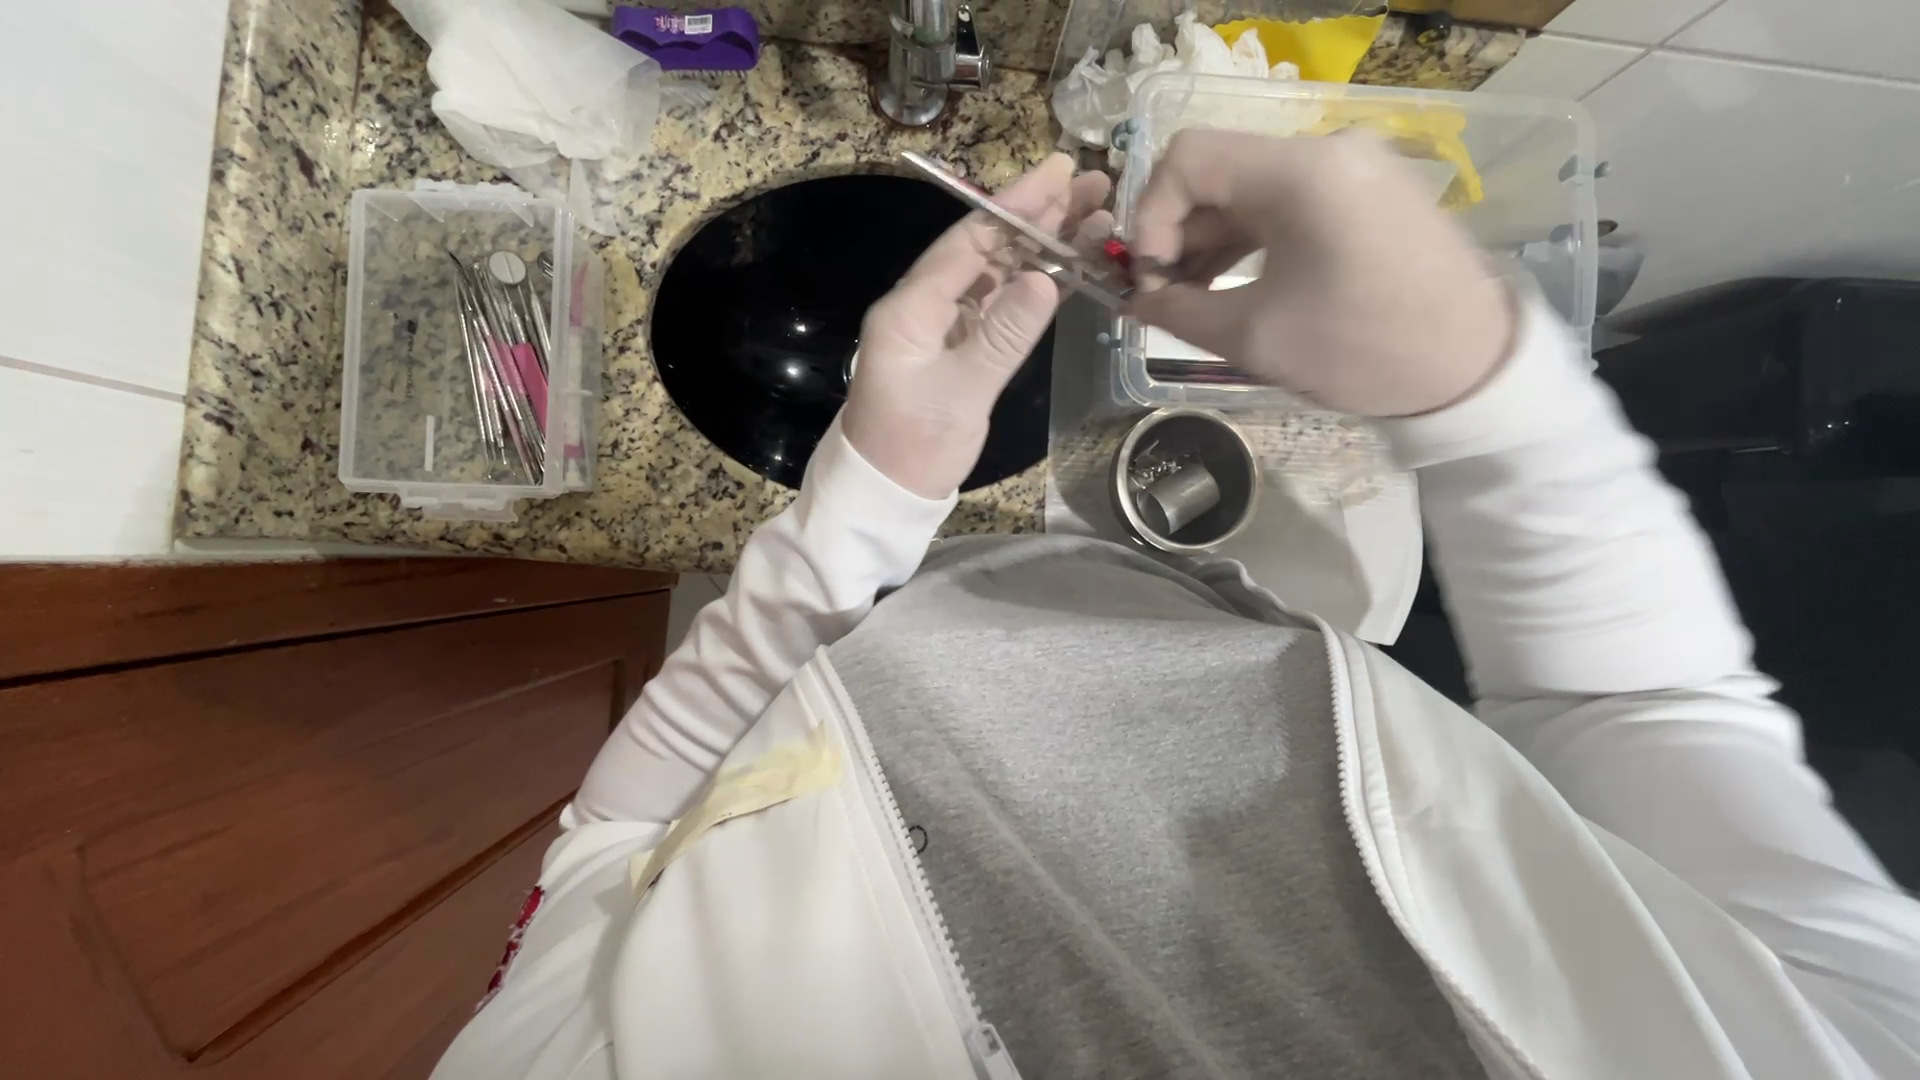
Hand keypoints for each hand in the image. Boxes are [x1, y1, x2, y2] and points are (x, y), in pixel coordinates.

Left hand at [844, 154, 1112, 498]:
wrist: (887, 491)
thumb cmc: (914, 446)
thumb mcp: (960, 393)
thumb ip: (1002, 337)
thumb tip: (1046, 278)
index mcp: (911, 309)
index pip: (968, 242)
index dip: (1014, 205)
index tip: (1057, 173)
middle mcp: (924, 307)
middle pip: (985, 250)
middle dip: (1036, 217)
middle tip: (1090, 186)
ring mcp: (942, 328)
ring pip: (995, 276)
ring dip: (1041, 248)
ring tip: (1093, 221)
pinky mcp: (958, 350)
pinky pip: (997, 307)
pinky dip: (1030, 288)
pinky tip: (1065, 268)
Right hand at [1127, 130, 1513, 417]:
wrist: (1472, 369)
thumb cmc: (1360, 351)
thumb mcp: (1254, 336)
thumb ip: (1179, 312)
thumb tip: (1137, 301)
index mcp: (1299, 172)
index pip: (1187, 159)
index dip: (1150, 217)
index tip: (1149, 280)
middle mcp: (1324, 153)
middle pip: (1216, 174)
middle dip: (1174, 237)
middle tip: (1159, 300)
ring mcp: (1348, 172)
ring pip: (1246, 194)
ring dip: (1205, 245)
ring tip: (1187, 302)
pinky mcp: (1362, 197)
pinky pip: (1282, 208)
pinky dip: (1245, 244)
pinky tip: (1226, 288)